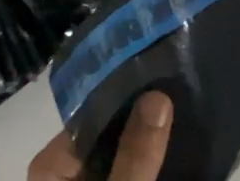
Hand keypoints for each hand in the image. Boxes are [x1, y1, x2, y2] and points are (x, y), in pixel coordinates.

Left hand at [29, 91, 173, 180]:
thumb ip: (135, 156)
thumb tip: (158, 95)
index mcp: (52, 161)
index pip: (95, 110)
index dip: (131, 92)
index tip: (165, 72)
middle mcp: (64, 167)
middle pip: (110, 131)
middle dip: (144, 116)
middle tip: (184, 91)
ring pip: (122, 151)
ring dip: (149, 140)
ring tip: (187, 109)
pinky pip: (126, 168)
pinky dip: (147, 161)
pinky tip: (178, 145)